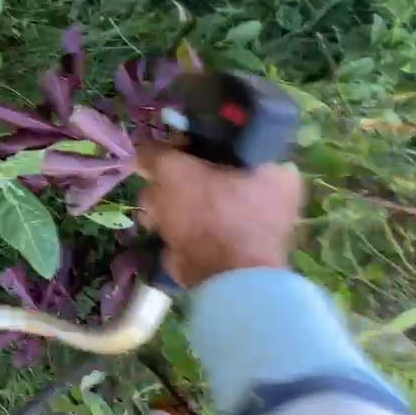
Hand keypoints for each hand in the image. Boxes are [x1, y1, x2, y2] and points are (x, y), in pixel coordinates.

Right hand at [137, 144, 302, 288]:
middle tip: (157, 182)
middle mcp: (267, 189)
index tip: (167, 150)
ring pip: (189, 193)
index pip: (223, 140)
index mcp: (271, 167)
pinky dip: (173, 220)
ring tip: (158, 213)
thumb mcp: (173, 170)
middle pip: (201, 168)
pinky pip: (192, 216)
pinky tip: (162, 227)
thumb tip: (144, 151)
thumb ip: (155, 152)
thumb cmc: (209, 214)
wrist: (222, 275)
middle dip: (169, 178)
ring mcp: (248, 216)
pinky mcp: (228, 236)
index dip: (189, 141)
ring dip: (163, 201)